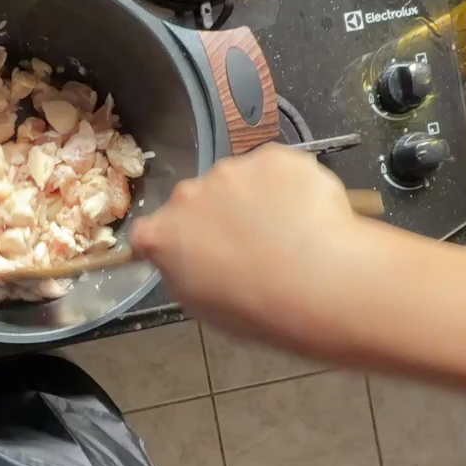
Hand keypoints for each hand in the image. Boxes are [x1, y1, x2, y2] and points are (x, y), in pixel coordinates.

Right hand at [129, 145, 373, 354]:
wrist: (314, 284)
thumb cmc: (253, 307)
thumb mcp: (196, 303)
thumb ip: (180, 269)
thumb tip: (190, 259)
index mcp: (159, 234)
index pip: (151, 230)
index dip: (174, 239)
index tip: (194, 251)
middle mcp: (186, 195)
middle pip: (195, 200)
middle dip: (215, 216)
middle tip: (246, 245)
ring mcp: (229, 172)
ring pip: (237, 181)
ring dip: (252, 198)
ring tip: (283, 233)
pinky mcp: (272, 158)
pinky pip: (275, 169)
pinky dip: (288, 186)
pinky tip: (305, 217)